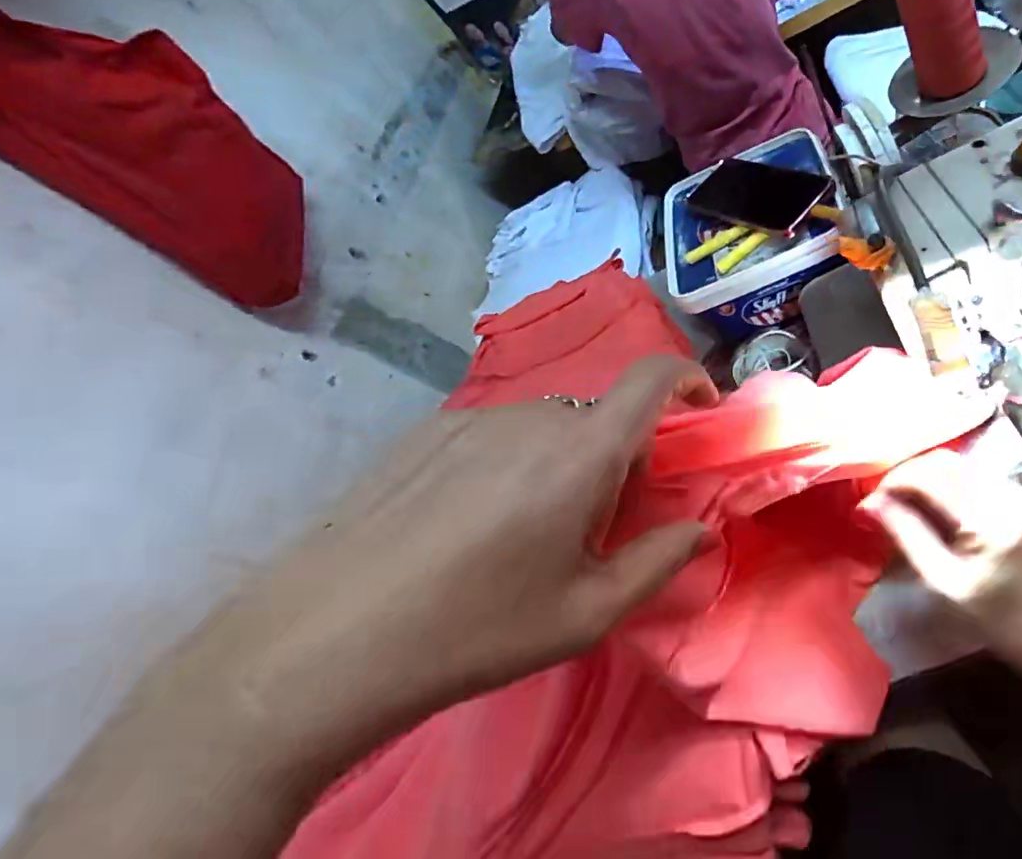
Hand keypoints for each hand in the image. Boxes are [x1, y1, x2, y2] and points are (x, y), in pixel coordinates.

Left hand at [190, 355, 719, 749]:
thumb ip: (659, 561)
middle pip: (602, 416)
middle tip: (595, 524)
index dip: (689, 379)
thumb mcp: (586, 613)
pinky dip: (517, 459)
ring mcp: (475, 417)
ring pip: (552, 424)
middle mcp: (534, 416)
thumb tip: (701, 529)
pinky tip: (471, 521)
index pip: (652, 377)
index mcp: (582, 451)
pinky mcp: (427, 431)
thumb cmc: (476, 629)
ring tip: (525, 529)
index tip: (702, 410)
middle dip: (621, 456)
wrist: (320, 644)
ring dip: (566, 459)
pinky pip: (500, 430)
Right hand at [860, 450, 1021, 674]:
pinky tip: (928, 507)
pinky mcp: (1015, 493)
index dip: (893, 480)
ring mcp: (1012, 488)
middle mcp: (1002, 491)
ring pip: (954, 464)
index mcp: (986, 517)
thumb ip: (908, 536)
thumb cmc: (1003, 620)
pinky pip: (968, 476)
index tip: (869, 500)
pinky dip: (942, 485)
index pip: (929, 475)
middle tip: (880, 500)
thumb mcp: (946, 584)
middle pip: (942, 461)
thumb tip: (870, 504)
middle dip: (906, 474)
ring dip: (922, 477)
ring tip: (899, 503)